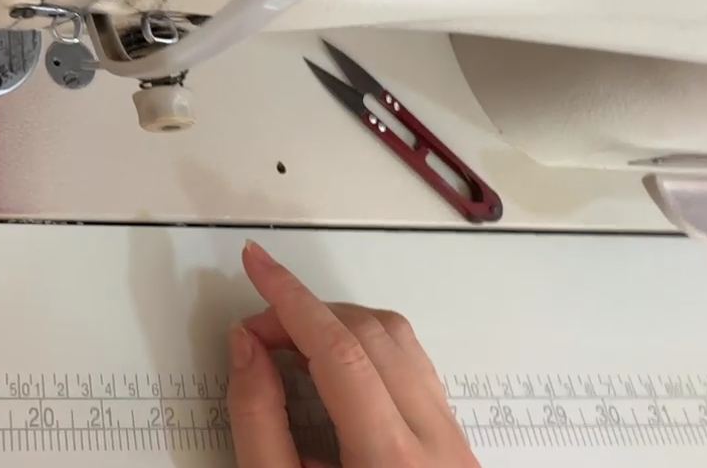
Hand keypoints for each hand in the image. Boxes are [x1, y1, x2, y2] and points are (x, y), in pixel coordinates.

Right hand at [228, 242, 480, 467]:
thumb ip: (257, 417)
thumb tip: (246, 343)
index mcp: (394, 463)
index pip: (341, 349)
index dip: (290, 295)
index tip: (254, 260)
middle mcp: (440, 448)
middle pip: (370, 333)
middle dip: (302, 313)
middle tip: (255, 338)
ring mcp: (459, 446)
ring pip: (399, 341)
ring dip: (335, 323)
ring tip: (290, 346)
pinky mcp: (460, 446)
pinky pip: (414, 366)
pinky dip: (364, 345)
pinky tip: (331, 365)